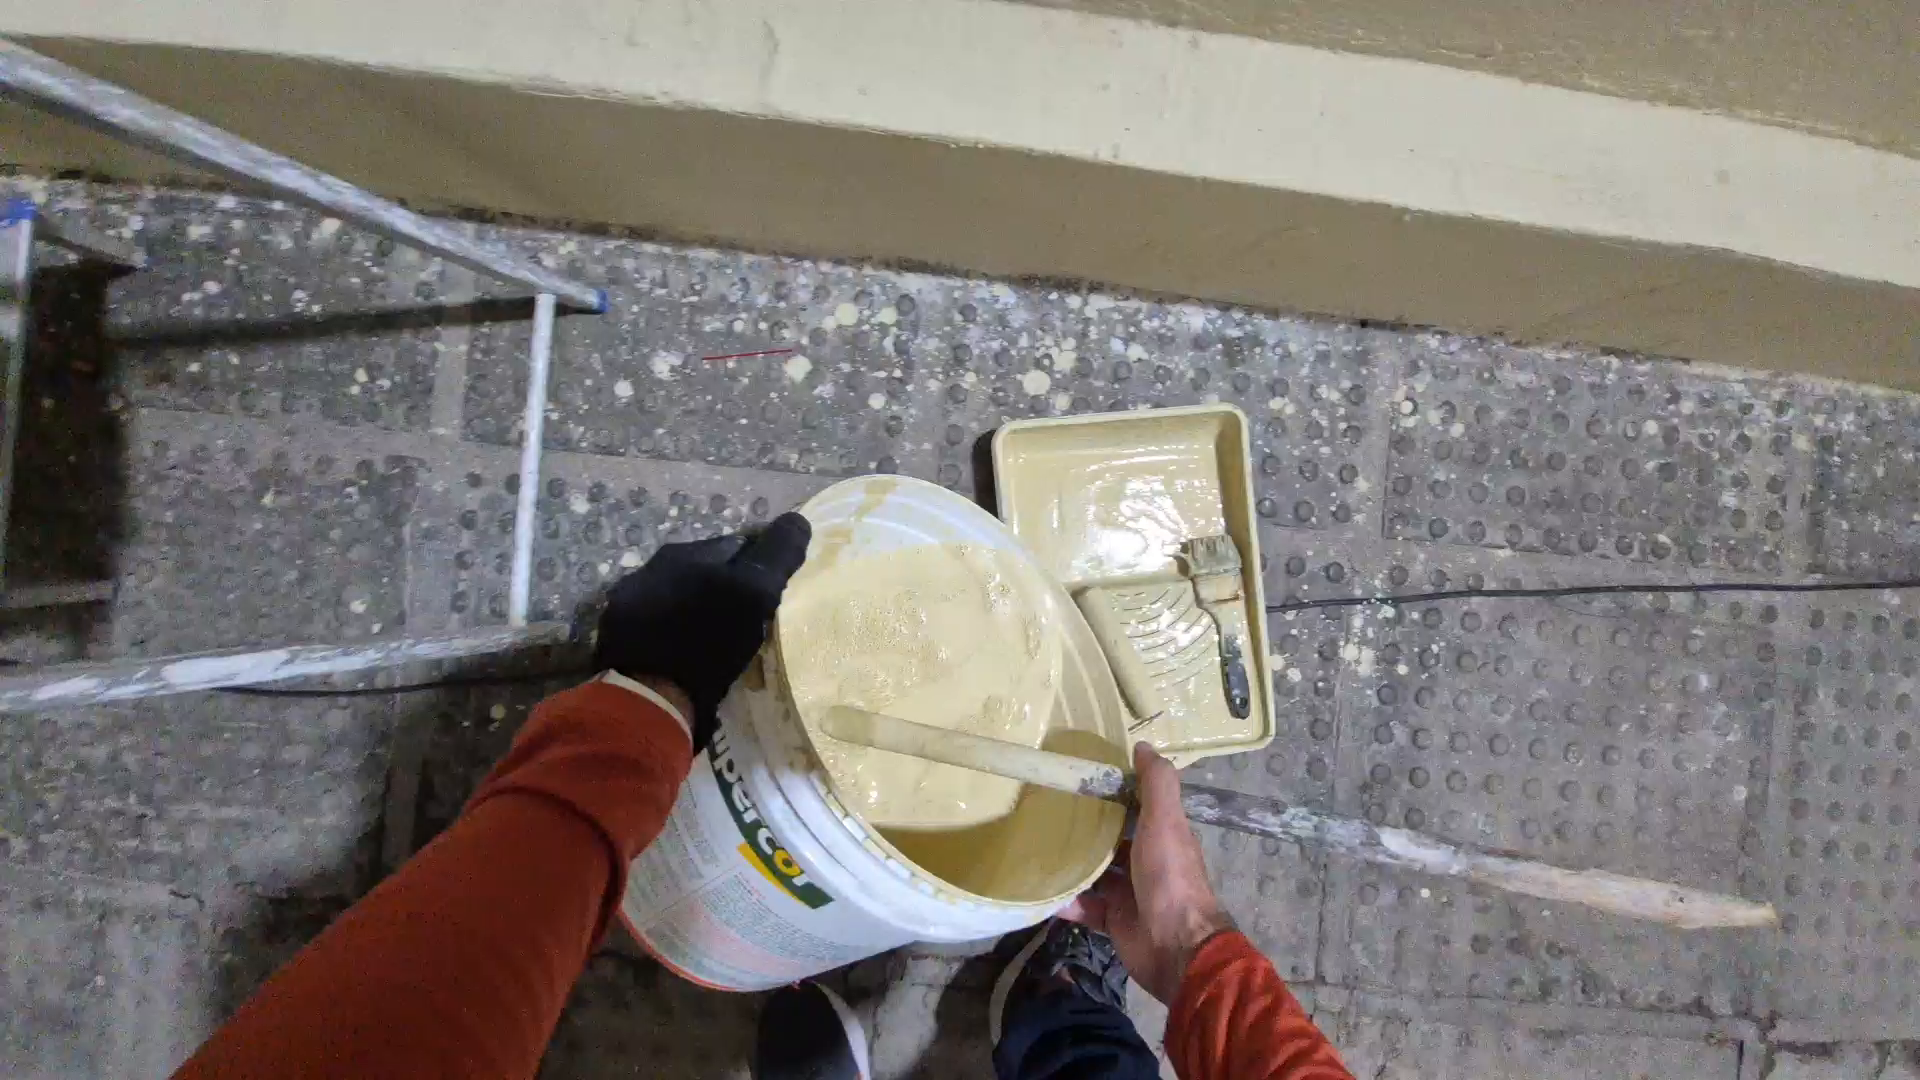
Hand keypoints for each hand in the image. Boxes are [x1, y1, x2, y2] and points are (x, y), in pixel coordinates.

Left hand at [593, 512, 810, 750]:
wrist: (647, 694)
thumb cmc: (707, 639)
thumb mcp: (755, 594)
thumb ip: (777, 555)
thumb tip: (798, 519)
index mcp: (684, 552)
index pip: (735, 545)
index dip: (758, 565)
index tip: (771, 591)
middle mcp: (649, 568)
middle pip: (702, 570)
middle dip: (723, 586)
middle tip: (744, 616)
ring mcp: (626, 602)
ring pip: (676, 596)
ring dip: (694, 608)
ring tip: (713, 637)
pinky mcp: (615, 636)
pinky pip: (655, 625)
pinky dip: (671, 632)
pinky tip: (683, 652)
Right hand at [1063, 741, 1235, 1003]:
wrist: (1176, 949)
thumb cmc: (1169, 876)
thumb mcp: (1166, 821)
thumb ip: (1156, 783)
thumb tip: (1143, 744)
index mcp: (1161, 835)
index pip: (1134, 806)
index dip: (1112, 791)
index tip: (1079, 775)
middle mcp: (1145, 860)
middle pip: (1111, 838)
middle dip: (1084, 827)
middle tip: (1045, 809)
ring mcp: (1128, 892)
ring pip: (1095, 872)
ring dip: (1071, 862)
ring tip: (1036, 846)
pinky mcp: (1113, 920)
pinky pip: (1084, 906)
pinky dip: (1066, 900)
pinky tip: (1043, 890)